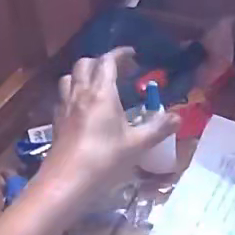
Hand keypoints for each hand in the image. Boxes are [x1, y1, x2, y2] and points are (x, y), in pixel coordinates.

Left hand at [33, 47, 178, 204]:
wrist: (66, 181)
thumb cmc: (104, 160)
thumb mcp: (137, 145)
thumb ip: (158, 128)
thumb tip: (178, 117)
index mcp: (101, 93)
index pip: (108, 61)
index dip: (120, 54)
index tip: (132, 54)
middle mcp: (80, 93)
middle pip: (84, 64)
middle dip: (100, 62)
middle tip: (117, 71)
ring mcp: (64, 107)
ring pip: (69, 78)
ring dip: (83, 75)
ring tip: (98, 86)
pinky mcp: (56, 121)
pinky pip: (63, 97)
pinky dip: (73, 93)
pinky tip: (83, 109)